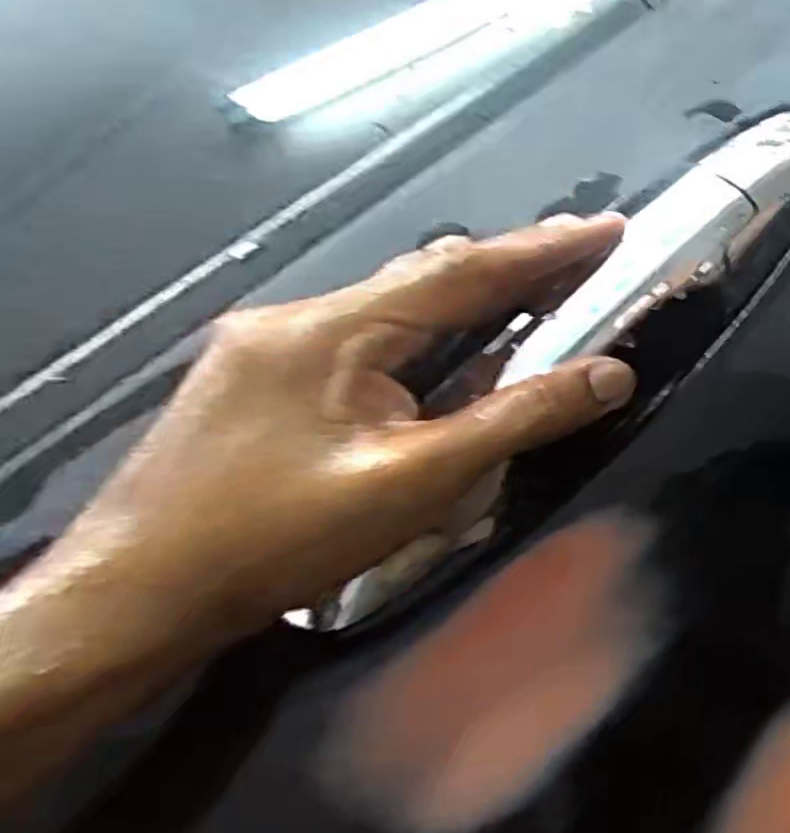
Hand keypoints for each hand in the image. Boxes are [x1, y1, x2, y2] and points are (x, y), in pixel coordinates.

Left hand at [62, 212, 637, 642]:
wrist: (132, 604)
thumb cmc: (278, 538)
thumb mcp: (422, 477)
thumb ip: (523, 417)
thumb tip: (614, 375)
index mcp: (334, 332)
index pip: (463, 271)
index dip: (546, 247)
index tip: (609, 228)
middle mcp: (306, 321)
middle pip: (437, 276)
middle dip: (521, 261)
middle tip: (592, 252)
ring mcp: (288, 348)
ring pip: (412, 304)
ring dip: (487, 294)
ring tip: (552, 288)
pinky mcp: (284, 378)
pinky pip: (390, 335)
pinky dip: (452, 329)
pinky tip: (479, 344)